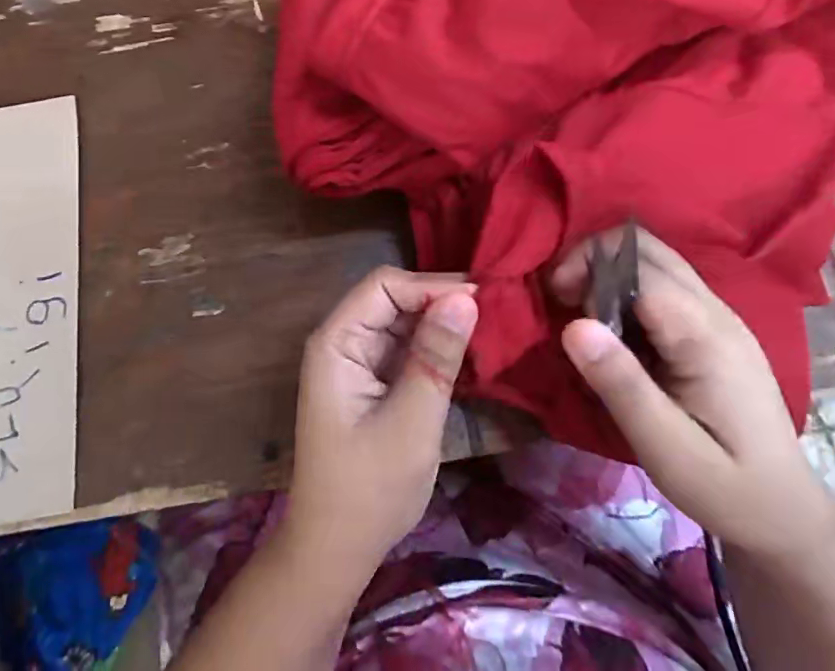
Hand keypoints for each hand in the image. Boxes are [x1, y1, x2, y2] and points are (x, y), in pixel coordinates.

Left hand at [284, 267, 478, 572]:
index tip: (483, 300)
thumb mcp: (411, 422)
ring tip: (492, 331)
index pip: (385, 287)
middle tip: (497, 314)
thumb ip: (436, 358)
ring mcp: (359, 362)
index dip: (432, 287)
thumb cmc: (369, 488)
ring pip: (405, 322)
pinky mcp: (374, 381)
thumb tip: (467, 298)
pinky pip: (408, 349)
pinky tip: (472, 356)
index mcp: (337, 343)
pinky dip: (438, 350)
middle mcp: (344, 342)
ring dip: (444, 326)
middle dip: (442, 303)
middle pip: (395, 299)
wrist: (338, 547)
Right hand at [553, 228, 834, 559]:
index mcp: (704, 333)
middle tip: (565, 300)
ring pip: (655, 260)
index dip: (589, 267)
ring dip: (610, 272)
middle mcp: (715, 311)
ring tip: (583, 315)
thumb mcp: (664, 447)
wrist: (784, 511)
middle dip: (595, 258)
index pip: (638, 264)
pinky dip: (627, 290)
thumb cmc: (722, 485)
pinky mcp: (713, 328)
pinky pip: (663, 285)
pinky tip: (615, 331)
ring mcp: (719, 316)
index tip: (558, 300)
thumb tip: (573, 325)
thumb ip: (620, 384)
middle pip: (648, 247)